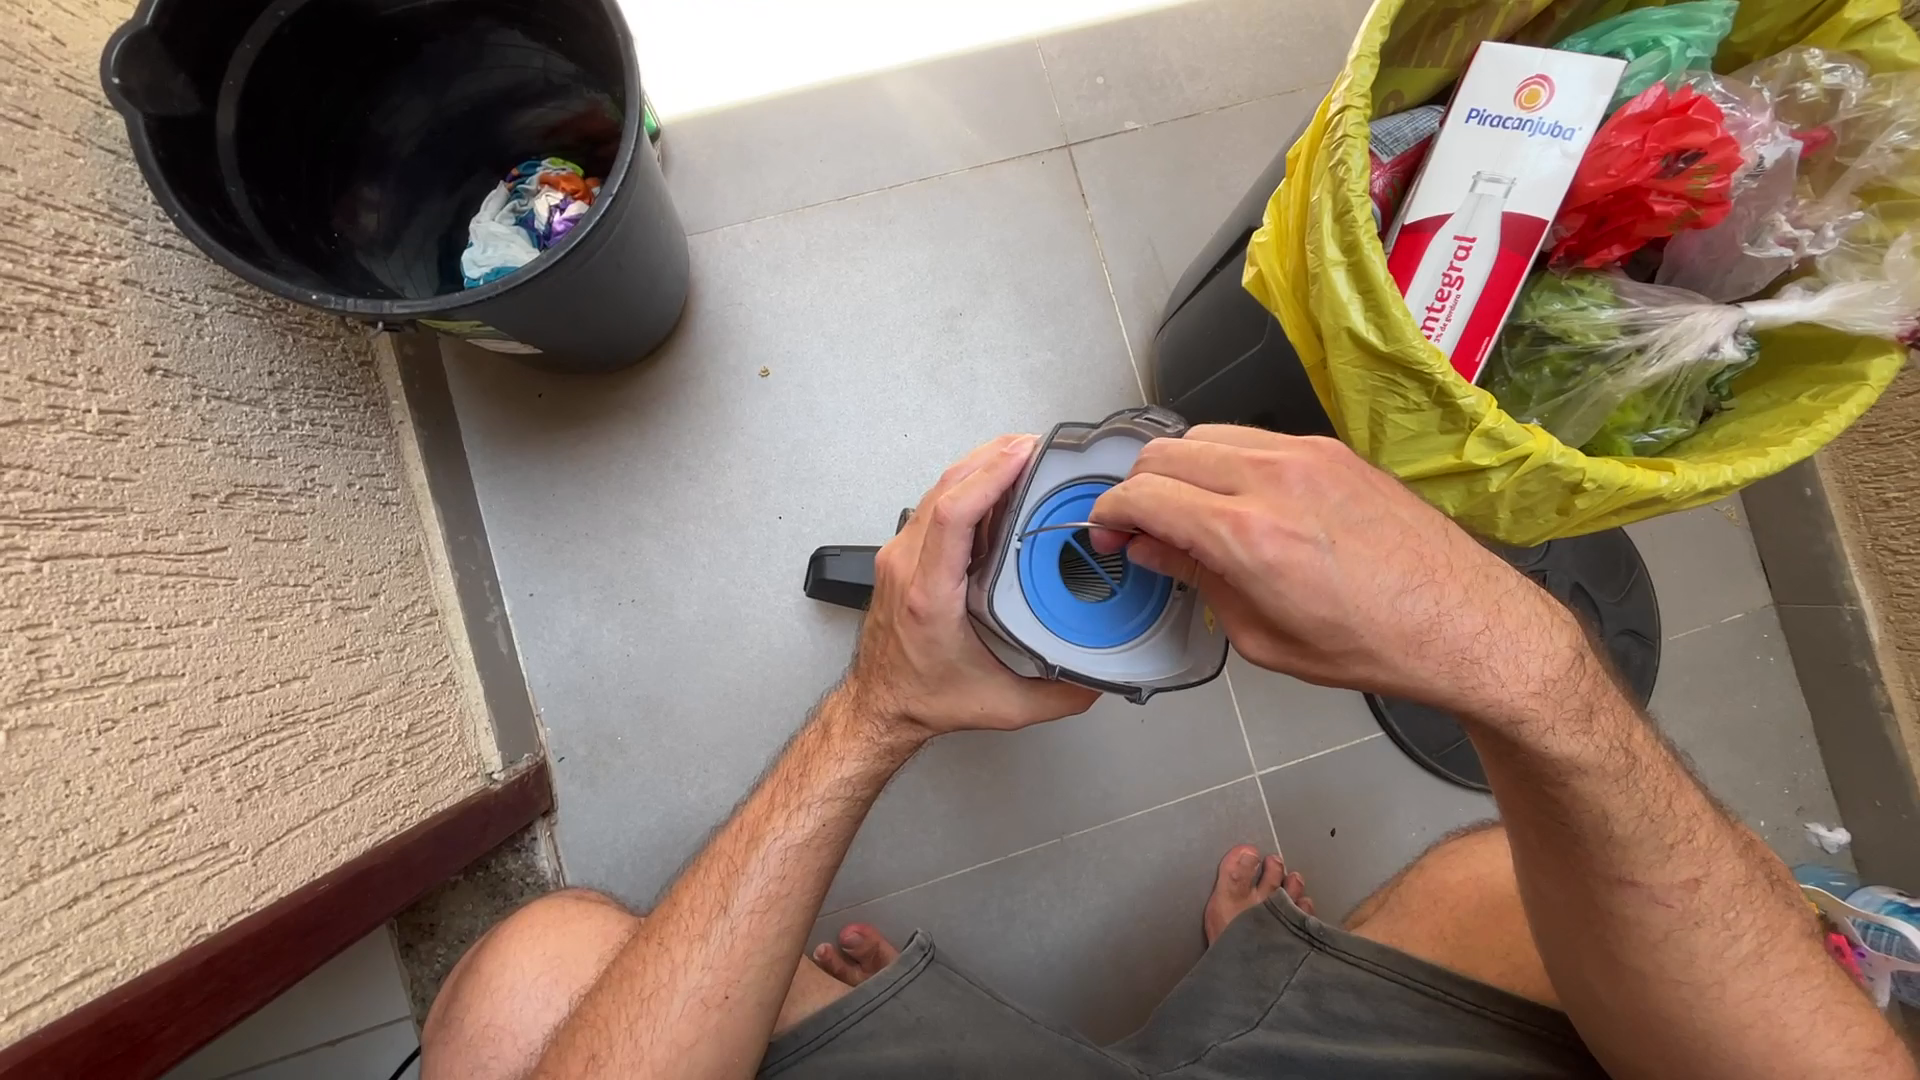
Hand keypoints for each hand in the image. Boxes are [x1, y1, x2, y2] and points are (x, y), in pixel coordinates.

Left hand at [847, 435, 1098, 737]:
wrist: (879, 704)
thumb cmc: (922, 698)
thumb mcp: (1002, 706)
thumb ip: (1058, 696)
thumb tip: (1098, 678)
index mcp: (929, 595)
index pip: (953, 513)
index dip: (990, 476)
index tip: (1023, 454)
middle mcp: (907, 567)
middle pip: (946, 488)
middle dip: (993, 458)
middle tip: (1036, 446)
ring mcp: (899, 556)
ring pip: (937, 490)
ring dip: (979, 465)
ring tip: (1020, 457)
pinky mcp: (901, 555)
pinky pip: (932, 504)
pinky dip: (965, 484)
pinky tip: (992, 484)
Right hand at [1088, 428, 1586, 717]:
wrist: (1467, 624)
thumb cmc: (1370, 645)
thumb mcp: (1259, 635)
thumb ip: (1195, 578)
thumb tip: (1151, 548)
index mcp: (1247, 535)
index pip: (1142, 495)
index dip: (1107, 515)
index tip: (1106, 536)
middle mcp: (1272, 478)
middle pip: (1161, 451)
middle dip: (1134, 489)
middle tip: (1138, 529)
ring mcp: (1304, 454)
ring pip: (1201, 434)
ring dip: (1176, 471)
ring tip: (1186, 513)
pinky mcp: (1329, 448)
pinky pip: (1248, 438)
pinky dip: (1220, 462)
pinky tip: (1234, 500)